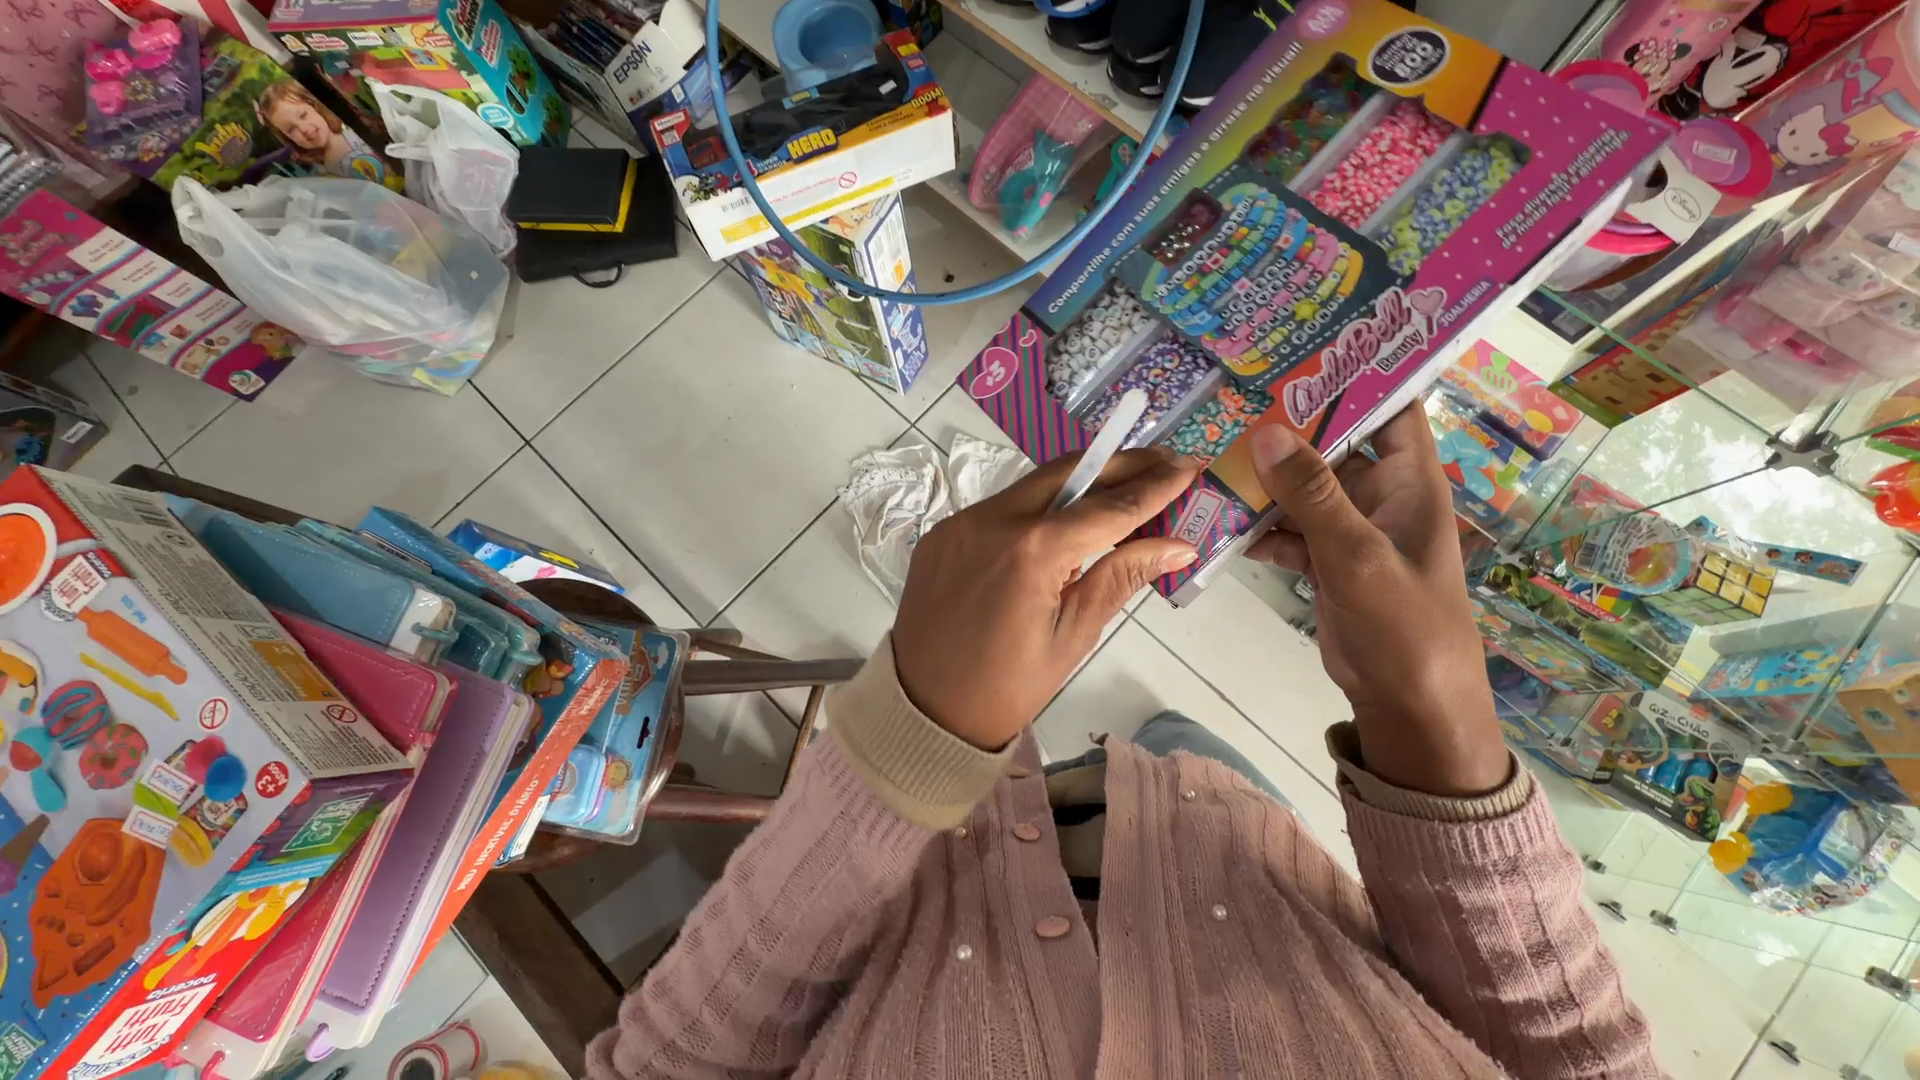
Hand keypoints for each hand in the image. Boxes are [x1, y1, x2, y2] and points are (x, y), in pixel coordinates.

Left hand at [893, 447, 1202, 750]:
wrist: (923, 709)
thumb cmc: (1007, 687)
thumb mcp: (1073, 635)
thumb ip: (1122, 577)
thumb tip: (1178, 544)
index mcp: (1031, 551)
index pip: (1108, 506)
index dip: (1155, 485)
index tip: (1189, 464)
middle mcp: (992, 520)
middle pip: (1068, 472)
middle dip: (1120, 463)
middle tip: (1164, 460)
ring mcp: (961, 521)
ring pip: (1032, 484)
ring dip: (1080, 479)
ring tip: (1125, 483)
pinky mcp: (943, 532)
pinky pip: (1002, 505)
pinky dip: (1040, 503)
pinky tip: (1067, 515)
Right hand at [1245, 408, 1506, 796]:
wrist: (1407, 701)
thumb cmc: (1404, 623)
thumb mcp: (1357, 554)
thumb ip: (1312, 493)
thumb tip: (1268, 430)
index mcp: (1408, 480)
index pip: (1391, 405)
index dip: (1358, 372)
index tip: (1303, 346)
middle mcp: (1380, 494)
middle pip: (1332, 443)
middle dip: (1289, 425)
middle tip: (1233, 399)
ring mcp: (1351, 529)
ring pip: (1303, 487)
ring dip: (1265, 480)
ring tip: (1215, 459)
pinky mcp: (1327, 560)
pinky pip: (1289, 529)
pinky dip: (1262, 528)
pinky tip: (1231, 527)